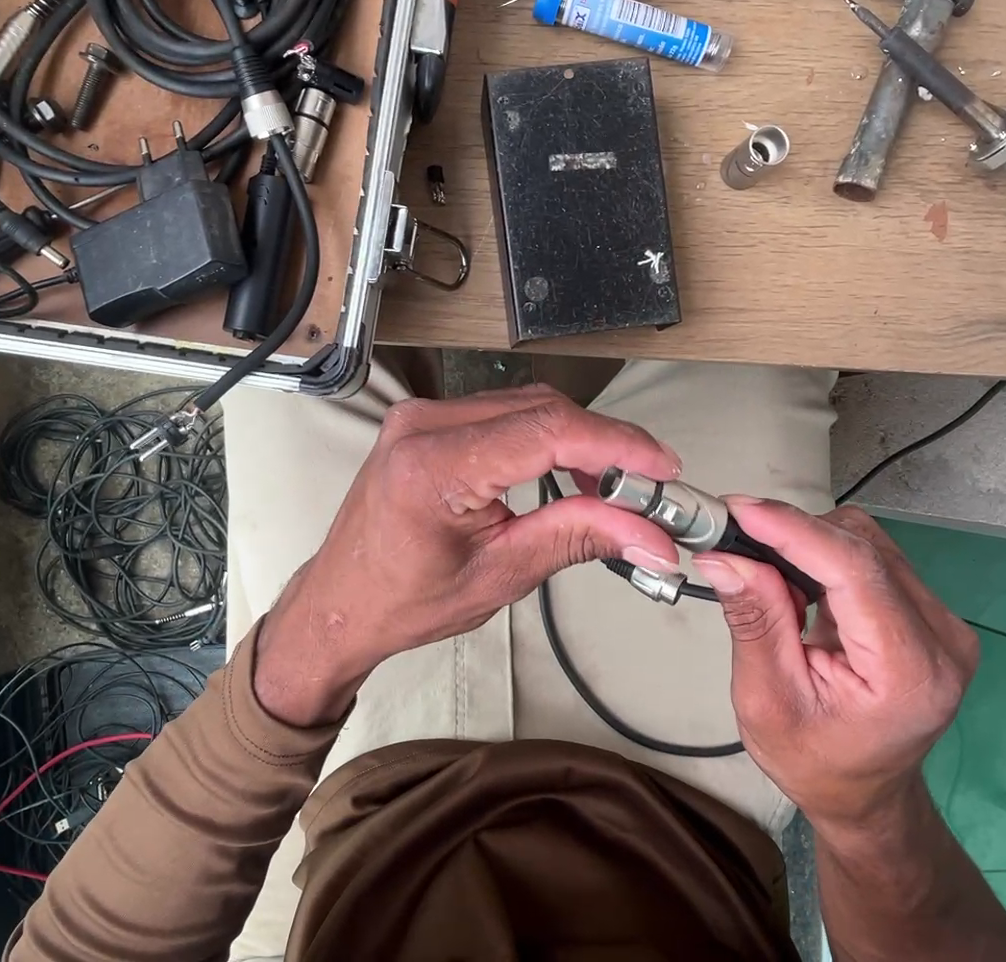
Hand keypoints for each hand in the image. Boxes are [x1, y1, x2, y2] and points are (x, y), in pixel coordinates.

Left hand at [254, 386, 683, 726]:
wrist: (343, 600)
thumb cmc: (403, 600)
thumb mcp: (500, 575)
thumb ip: (576, 538)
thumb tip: (648, 533)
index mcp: (433, 466)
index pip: (547, 430)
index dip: (616, 444)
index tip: (662, 468)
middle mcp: (423, 425)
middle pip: (543, 409)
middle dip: (607, 444)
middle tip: (649, 488)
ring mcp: (422, 416)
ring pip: (528, 404)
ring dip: (580, 439)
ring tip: (617, 486)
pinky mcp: (428, 421)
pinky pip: (504, 412)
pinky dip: (547, 436)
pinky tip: (569, 470)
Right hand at [691, 503, 978, 841]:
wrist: (864, 795)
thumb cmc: (813, 762)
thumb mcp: (766, 700)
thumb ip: (754, 622)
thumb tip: (725, 556)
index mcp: (909, 671)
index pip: (855, 571)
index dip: (795, 530)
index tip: (739, 509)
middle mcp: (941, 637)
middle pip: (863, 546)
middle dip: (793, 535)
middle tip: (735, 545)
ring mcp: (941, 622)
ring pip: (866, 541)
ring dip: (807, 544)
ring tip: (768, 581)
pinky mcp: (927, 612)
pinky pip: (870, 556)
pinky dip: (823, 556)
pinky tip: (797, 587)